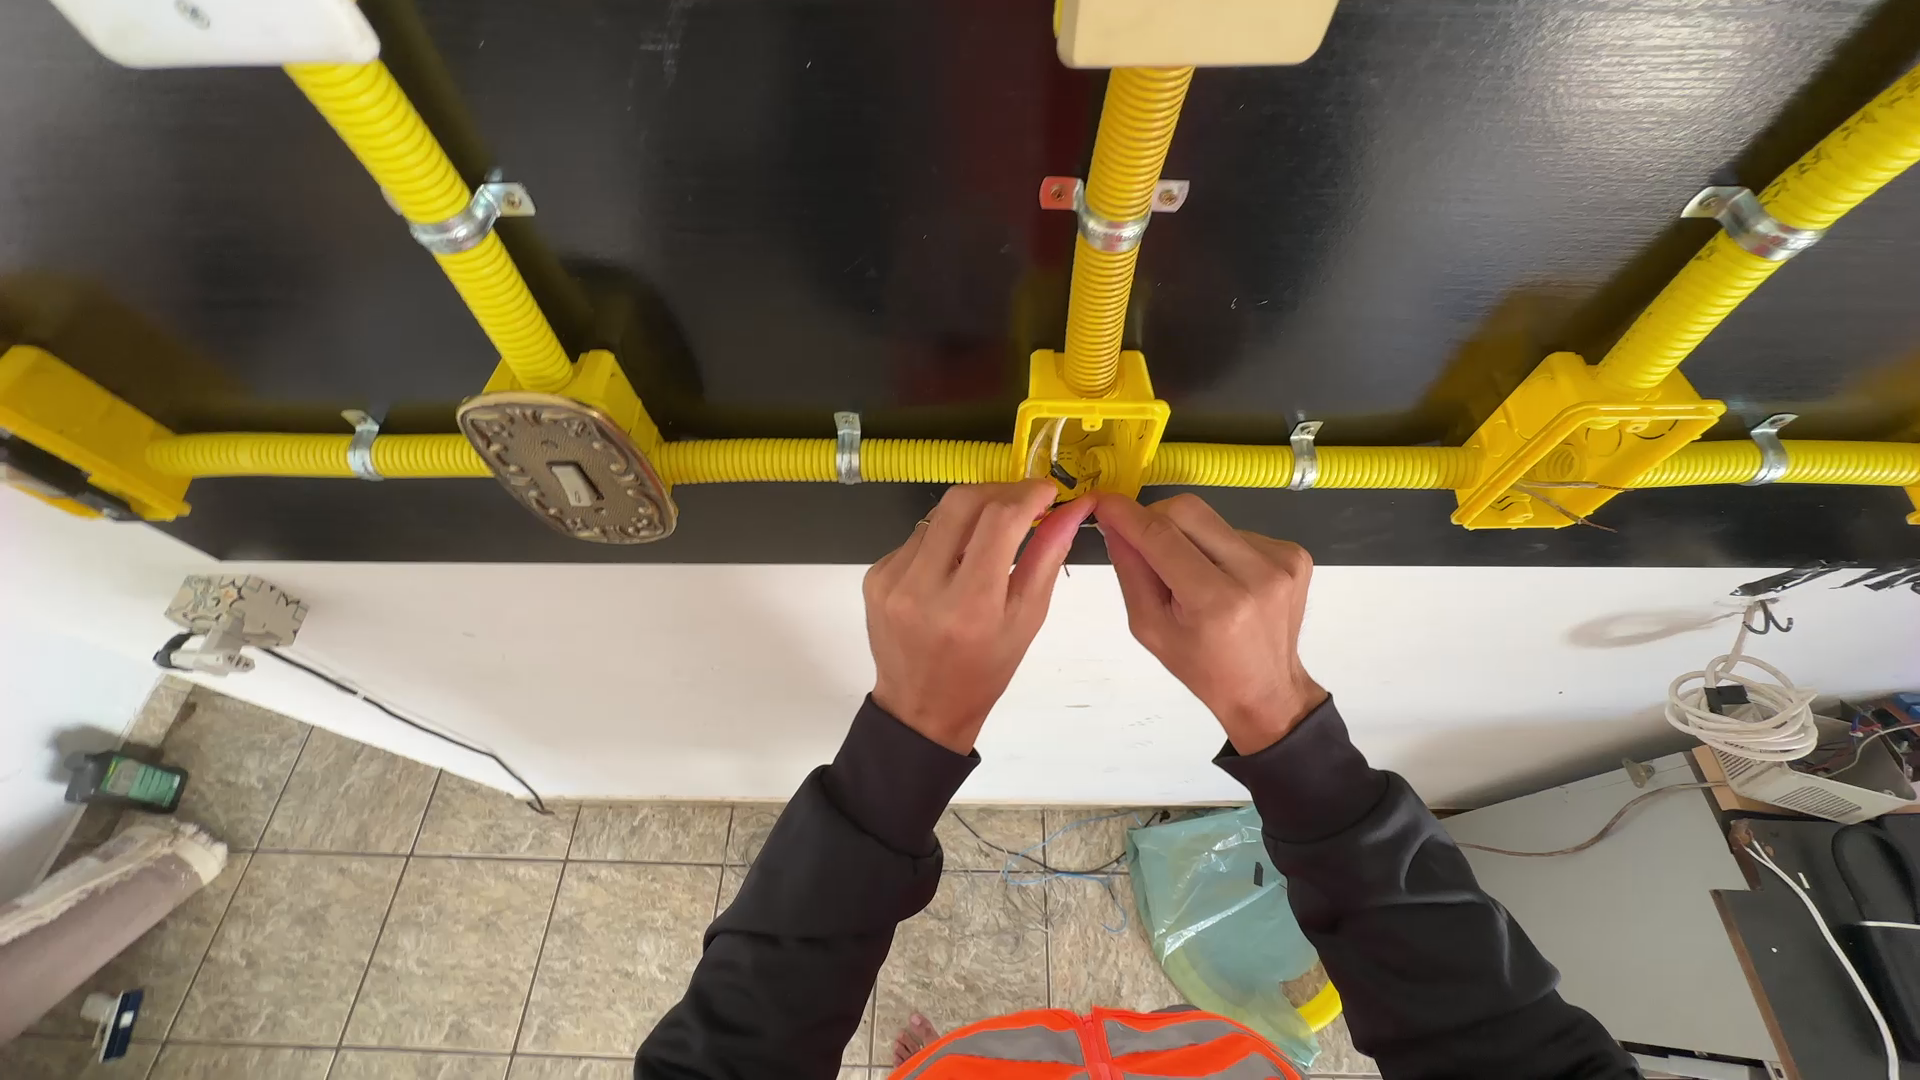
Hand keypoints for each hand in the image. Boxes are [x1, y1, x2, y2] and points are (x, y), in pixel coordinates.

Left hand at [864, 481, 1093, 752]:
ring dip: (971, 514)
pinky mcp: (875, 577)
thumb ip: (1046, 559)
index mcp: (970, 606)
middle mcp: (923, 588)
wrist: (922, 707)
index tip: (1046, 490)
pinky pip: (917, 537)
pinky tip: (955, 563)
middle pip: (962, 502)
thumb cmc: (984, 672)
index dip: (1027, 494)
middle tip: (1022, 500)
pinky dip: (943, 538)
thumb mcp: (1026, 621)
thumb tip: (1070, 509)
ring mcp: (892, 580)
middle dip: (999, 490)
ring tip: (990, 536)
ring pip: (938, 515)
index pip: (1000, 520)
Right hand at [1093, 493, 1326, 754]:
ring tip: (1191, 575)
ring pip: (1212, 518)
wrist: (1266, 689)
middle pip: (1188, 511)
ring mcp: (1281, 560)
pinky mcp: (1294, 554)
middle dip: (1155, 517)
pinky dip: (1217, 546)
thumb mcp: (1149, 628)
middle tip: (1142, 540)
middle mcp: (1255, 574)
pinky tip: (1222, 577)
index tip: (1103, 502)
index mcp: (1216, 602)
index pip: (1161, 537)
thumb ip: (1130, 571)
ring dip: (1189, 537)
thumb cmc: (1201, 667)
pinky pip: (1237, 531)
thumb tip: (1114, 524)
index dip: (1127, 515)